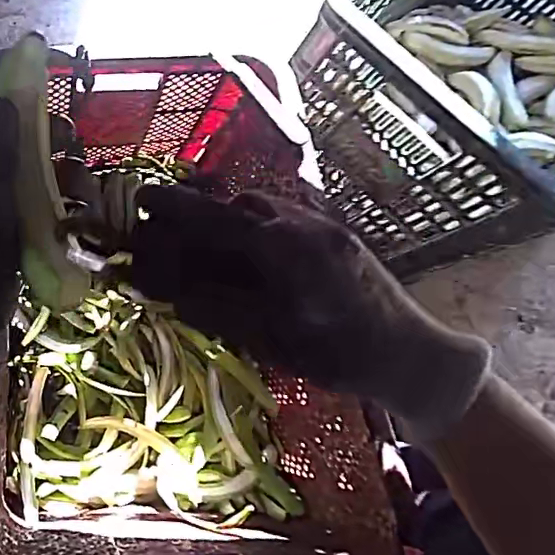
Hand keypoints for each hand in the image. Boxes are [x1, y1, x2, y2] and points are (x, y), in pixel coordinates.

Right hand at [128, 187, 488, 440]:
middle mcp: (301, 224)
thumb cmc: (344, 354)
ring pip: (252, 213)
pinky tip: (236, 256)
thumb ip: (222, 313)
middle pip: (230, 210)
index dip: (175, 209)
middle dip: (189, 218)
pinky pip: (273, 220)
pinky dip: (243, 232)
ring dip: (218, 226)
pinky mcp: (325, 233)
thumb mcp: (276, 340)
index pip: (216, 220)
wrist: (413, 353)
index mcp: (287, 248)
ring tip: (193, 250)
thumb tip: (173, 296)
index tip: (140, 199)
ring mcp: (316, 225)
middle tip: (156, 230)